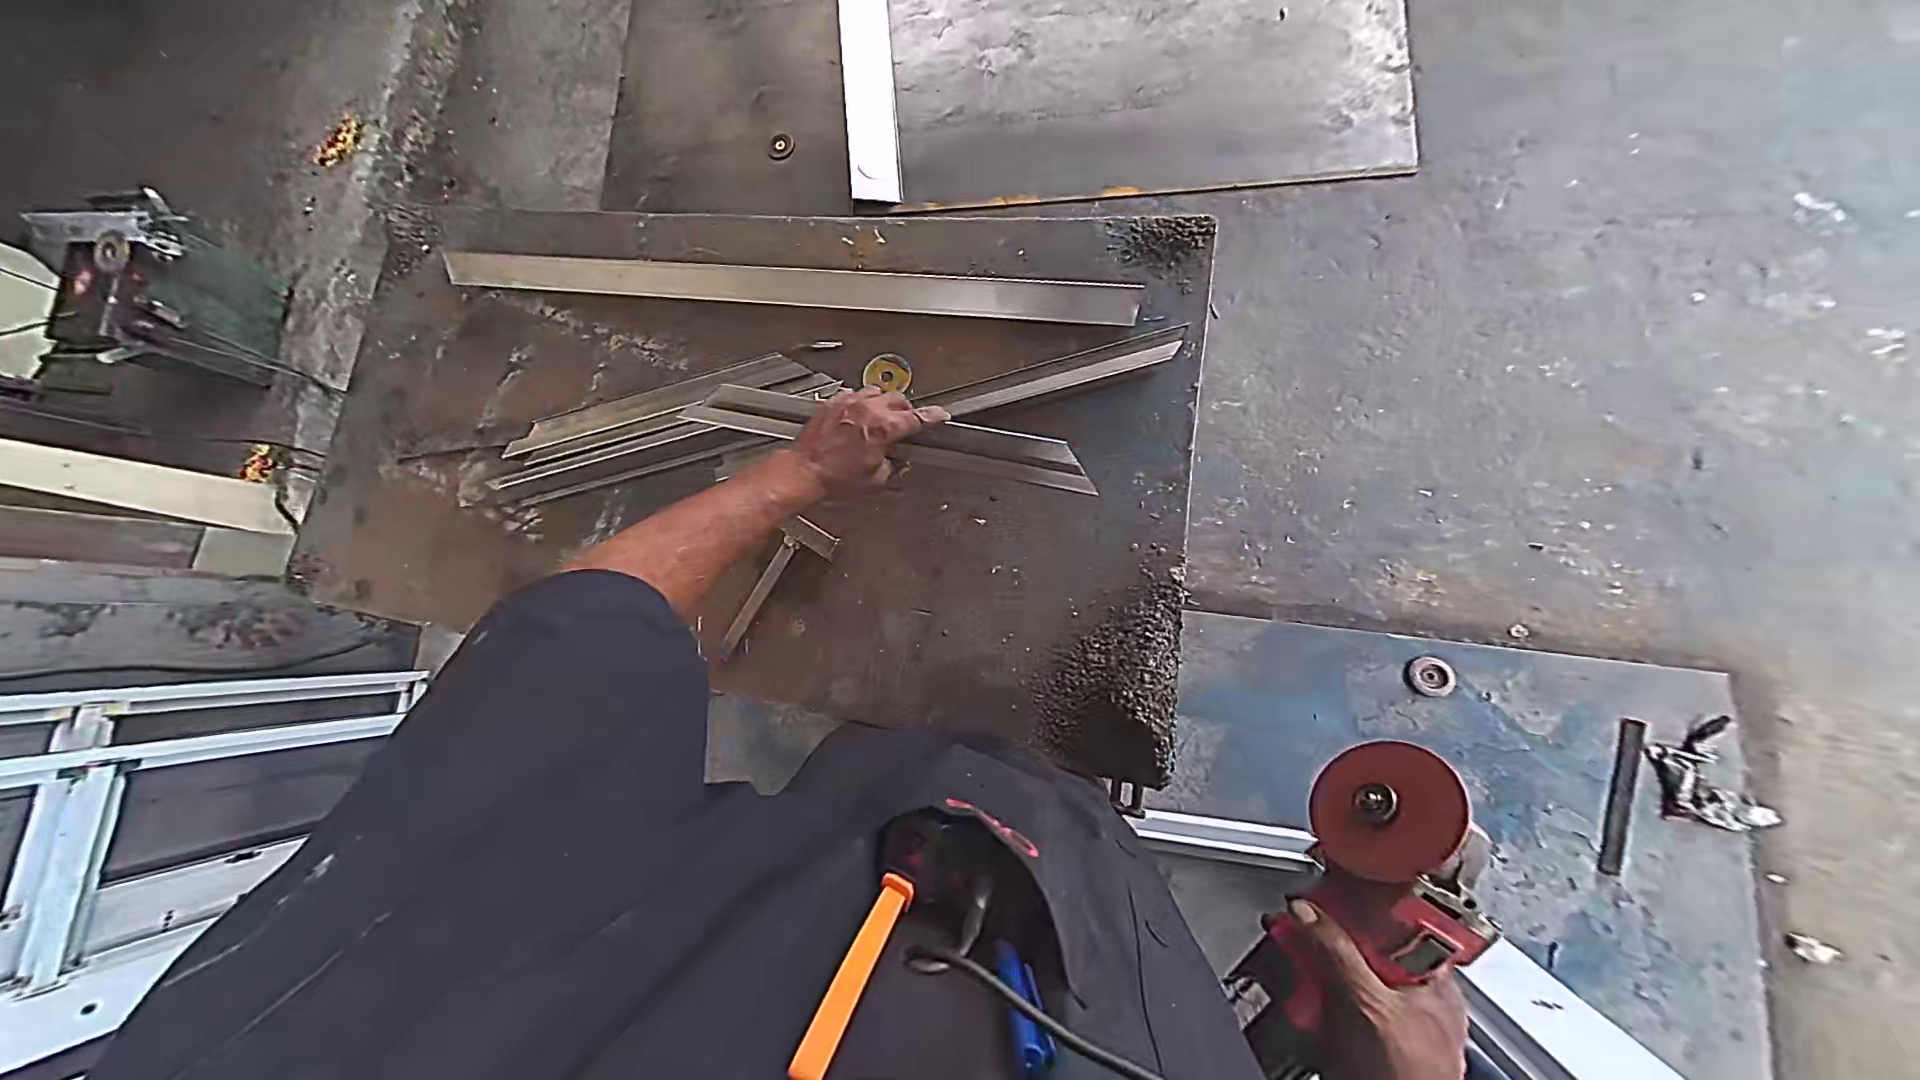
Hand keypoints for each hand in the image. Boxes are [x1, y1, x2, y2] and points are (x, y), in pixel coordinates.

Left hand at [784, 386, 947, 498]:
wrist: (805, 471)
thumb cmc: (835, 477)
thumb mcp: (876, 479)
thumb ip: (893, 465)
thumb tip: (896, 461)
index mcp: (883, 428)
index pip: (917, 417)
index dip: (932, 416)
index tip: (940, 415)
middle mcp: (867, 410)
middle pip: (898, 399)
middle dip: (906, 411)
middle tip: (906, 422)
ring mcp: (848, 403)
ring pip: (876, 392)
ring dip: (883, 403)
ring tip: (882, 416)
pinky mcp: (833, 403)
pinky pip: (854, 394)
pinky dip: (862, 402)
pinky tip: (859, 413)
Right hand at [1291, 899, 1468, 1079]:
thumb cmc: (1405, 1077)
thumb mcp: (1368, 1003)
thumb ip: (1335, 951)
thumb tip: (1305, 909)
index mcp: (1433, 985)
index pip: (1400, 923)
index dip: (1365, 900)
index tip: (1332, 886)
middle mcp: (1409, 996)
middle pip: (1362, 941)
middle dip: (1324, 927)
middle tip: (1299, 916)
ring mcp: (1381, 1015)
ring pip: (1340, 965)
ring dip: (1310, 952)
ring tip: (1287, 939)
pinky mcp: (1354, 1031)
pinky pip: (1326, 992)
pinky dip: (1306, 981)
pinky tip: (1290, 977)